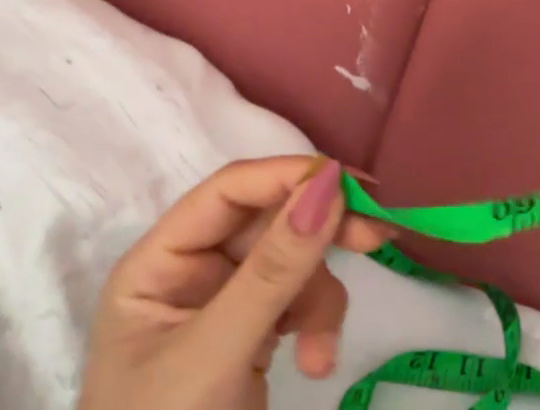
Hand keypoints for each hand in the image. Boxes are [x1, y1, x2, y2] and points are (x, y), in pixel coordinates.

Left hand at [78, 155, 390, 409]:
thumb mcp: (216, 352)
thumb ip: (273, 269)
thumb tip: (330, 184)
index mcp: (160, 262)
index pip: (232, 190)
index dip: (291, 177)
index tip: (354, 186)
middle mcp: (193, 270)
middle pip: (274, 219)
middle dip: (323, 234)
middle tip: (378, 235)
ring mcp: (226, 302)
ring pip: (299, 260)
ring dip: (322, 299)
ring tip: (324, 351)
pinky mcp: (255, 331)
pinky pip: (303, 299)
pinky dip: (319, 326)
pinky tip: (317, 363)